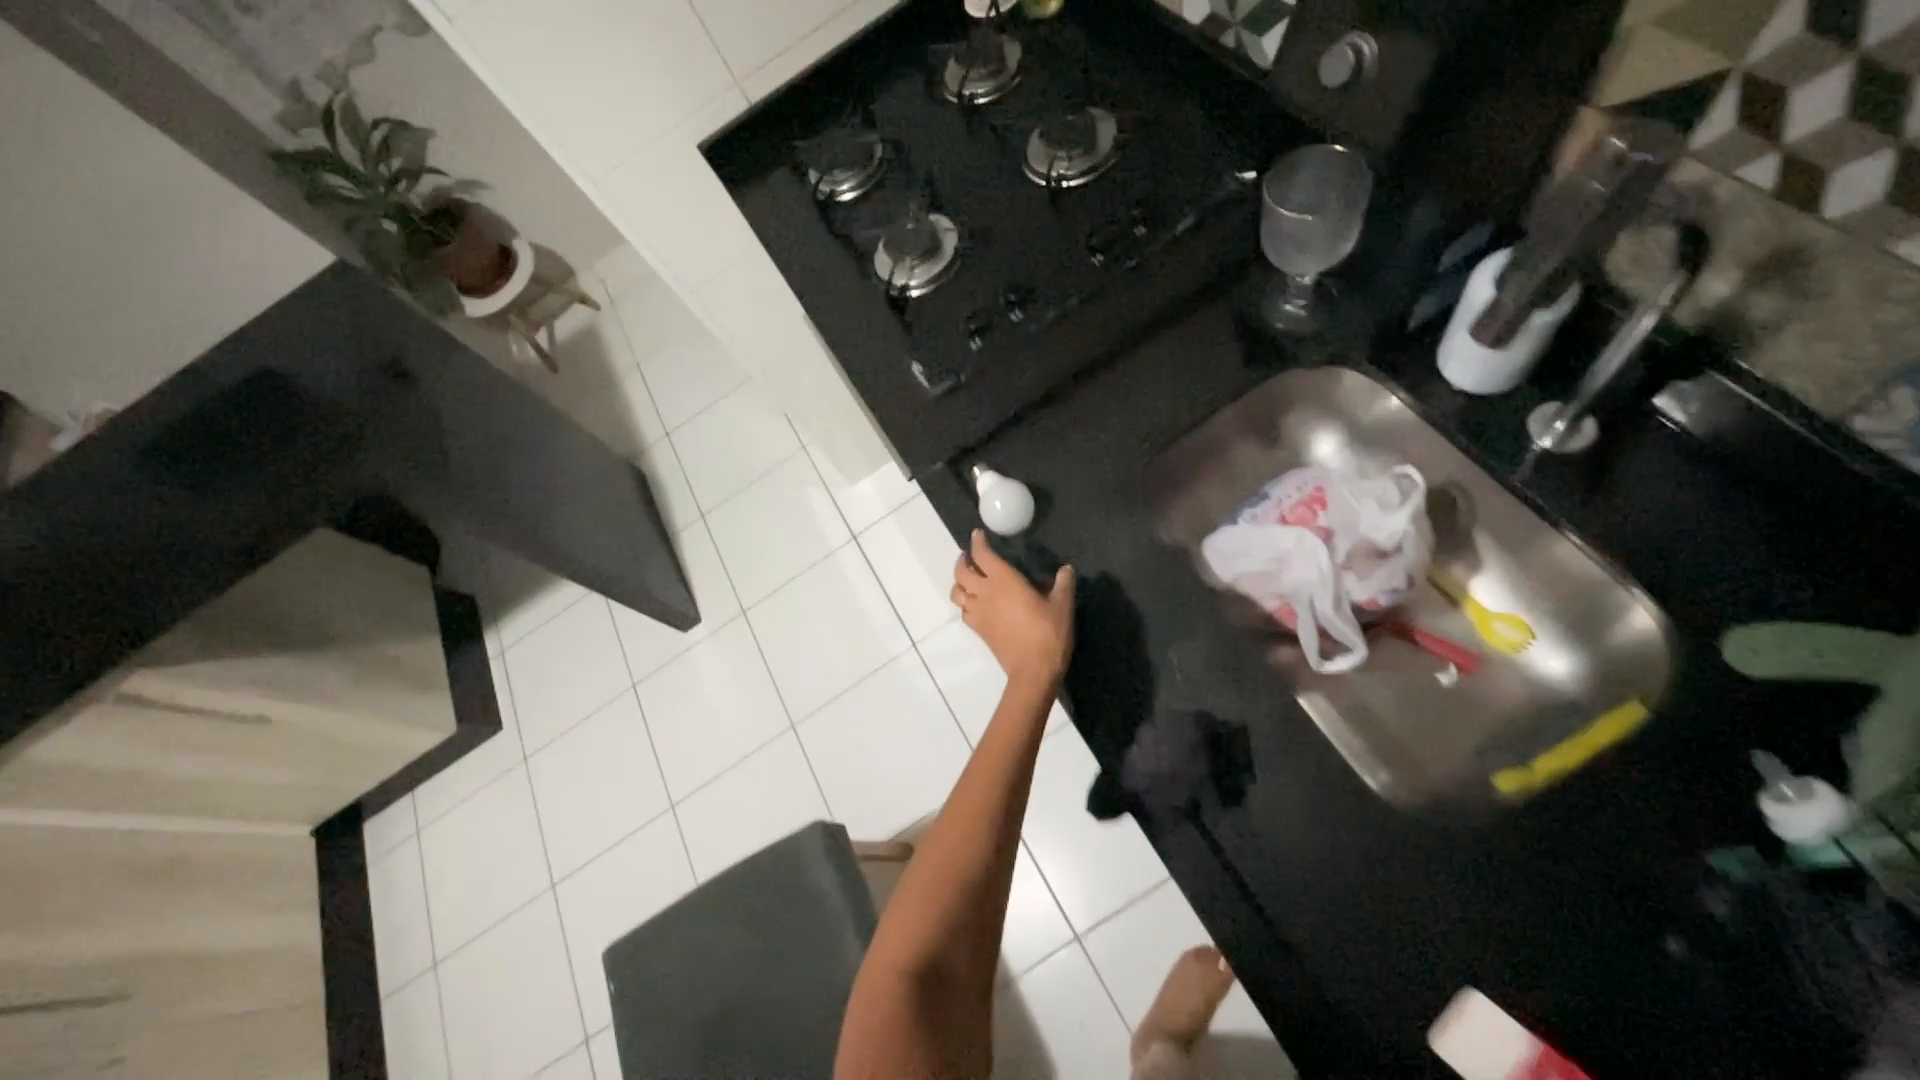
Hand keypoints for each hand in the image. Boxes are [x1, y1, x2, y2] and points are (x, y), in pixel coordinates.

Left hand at [951, 530, 1074, 691]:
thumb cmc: (1048, 633)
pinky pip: (963, 611)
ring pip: (957, 592)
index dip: (977, 542)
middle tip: (970, 556)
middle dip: (963, 560)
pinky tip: (975, 603)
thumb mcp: (1062, 605)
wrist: (1033, 670)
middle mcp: (985, 592)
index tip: (978, 535)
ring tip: (969, 578)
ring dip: (959, 582)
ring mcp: (978, 612)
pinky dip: (964, 602)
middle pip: (961, 571)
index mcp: (1004, 580)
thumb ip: (1063, 584)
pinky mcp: (978, 629)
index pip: (982, 555)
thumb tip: (1066, 569)